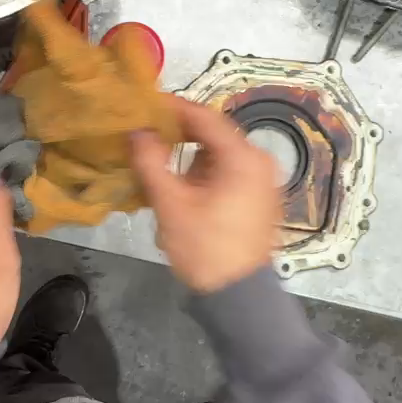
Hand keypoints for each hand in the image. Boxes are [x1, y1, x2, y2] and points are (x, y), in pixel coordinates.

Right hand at [129, 95, 280, 292]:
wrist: (237, 296)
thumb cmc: (204, 249)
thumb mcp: (170, 204)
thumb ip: (151, 161)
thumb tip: (137, 131)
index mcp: (243, 157)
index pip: (204, 116)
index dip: (172, 108)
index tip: (144, 106)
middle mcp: (259, 162)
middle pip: (213, 135)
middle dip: (179, 135)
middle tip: (146, 137)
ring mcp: (263, 181)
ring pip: (219, 156)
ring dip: (190, 158)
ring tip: (159, 168)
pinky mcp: (260, 199)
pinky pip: (229, 173)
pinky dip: (205, 174)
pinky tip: (182, 188)